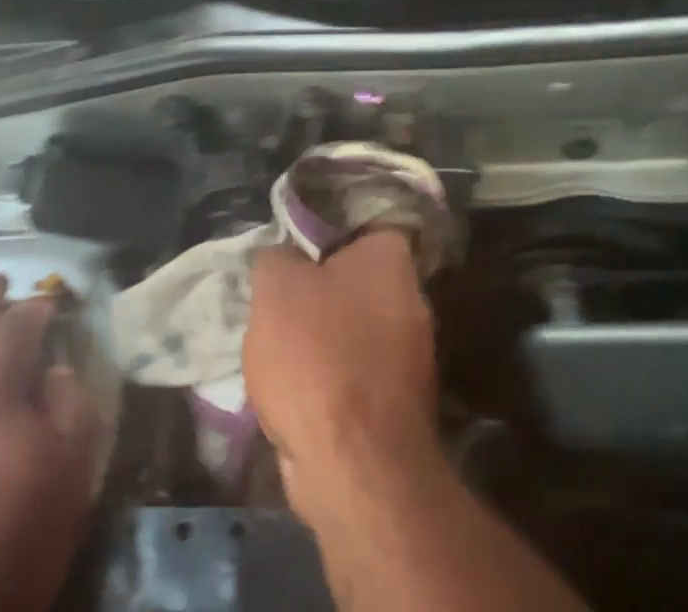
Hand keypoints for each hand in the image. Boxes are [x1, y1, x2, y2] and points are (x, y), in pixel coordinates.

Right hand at [244, 229, 438, 514]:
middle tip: (276, 294)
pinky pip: (355, 374)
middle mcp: (412, 303)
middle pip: (358, 281)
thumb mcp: (275, 288)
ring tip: (275, 343)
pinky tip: (294, 386)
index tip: (294, 243)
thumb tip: (284, 258)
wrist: (352, 462)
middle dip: (319, 289)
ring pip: (355, 330)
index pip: (367, 226)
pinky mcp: (396, 404)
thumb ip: (277, 258)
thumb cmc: (315, 356)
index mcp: (393, 262)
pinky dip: (328, 378)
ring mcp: (410, 358)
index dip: (328, 231)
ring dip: (321, 337)